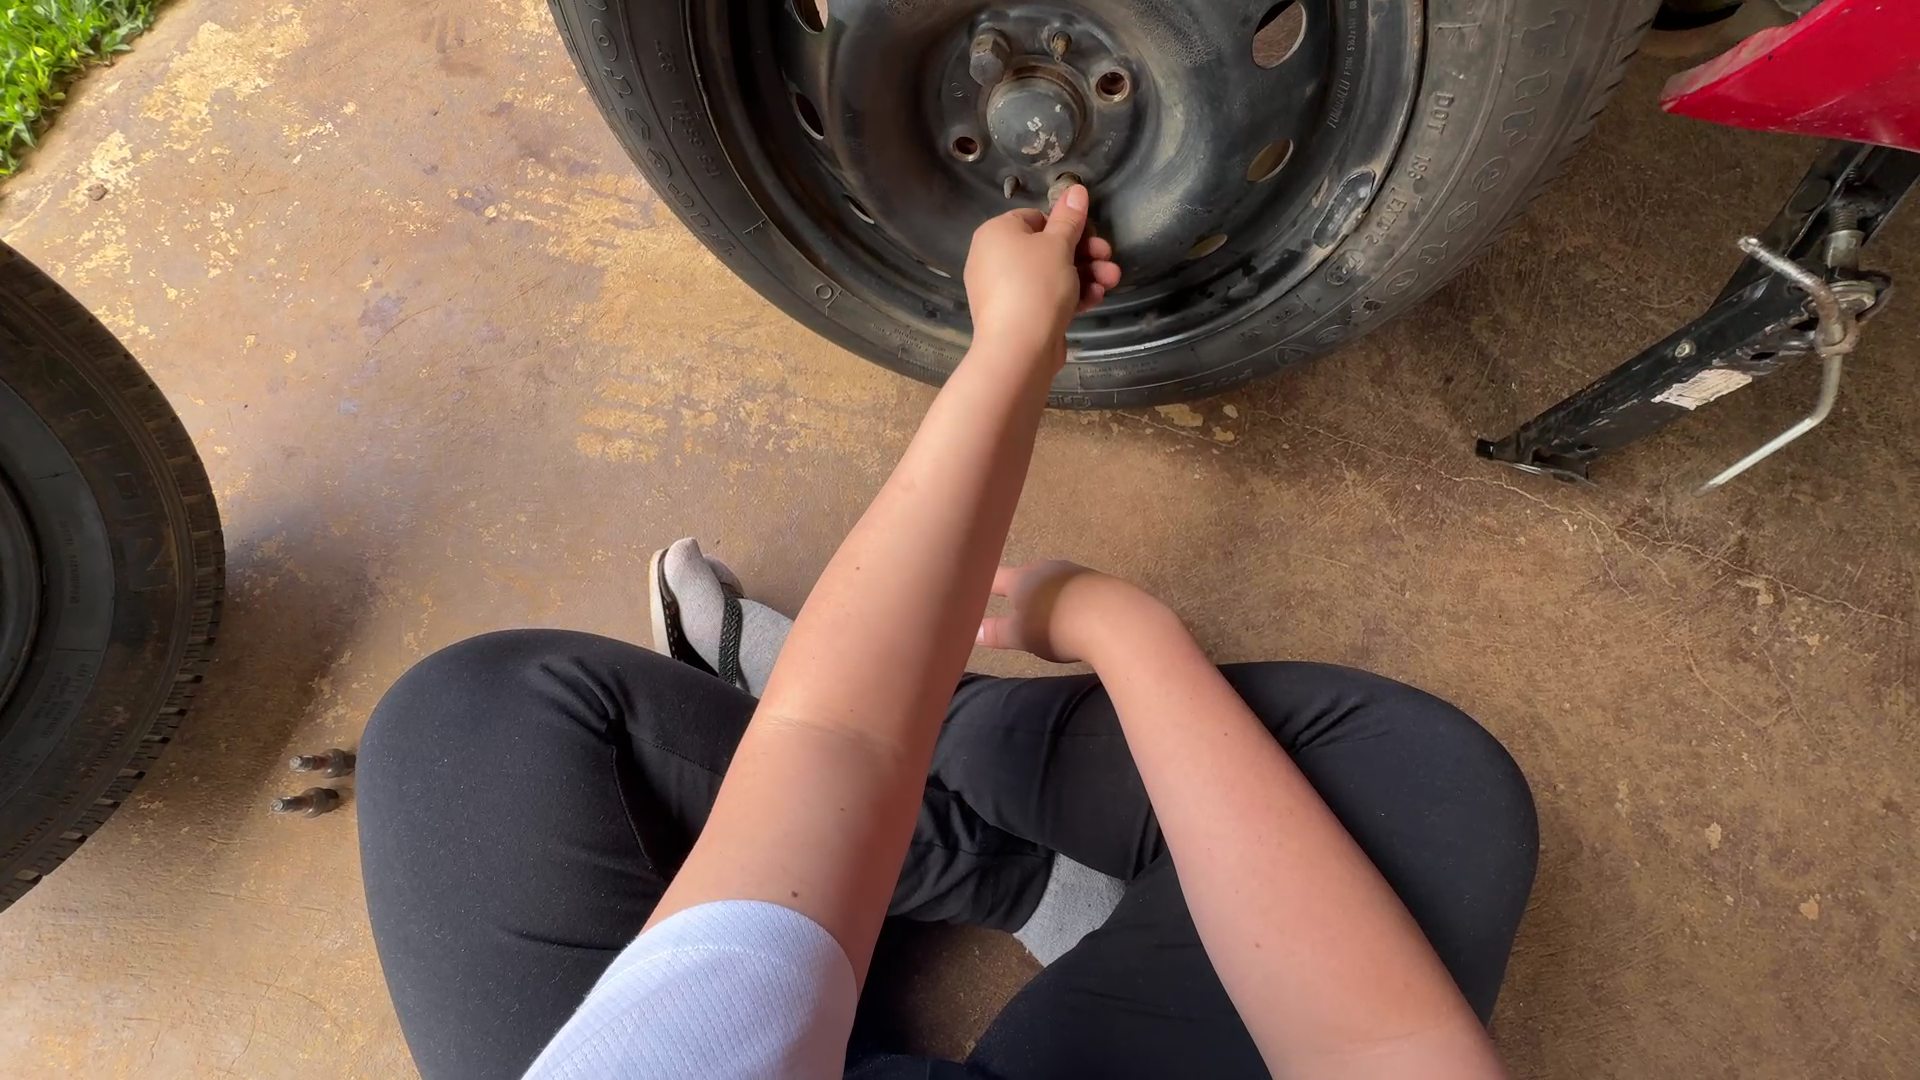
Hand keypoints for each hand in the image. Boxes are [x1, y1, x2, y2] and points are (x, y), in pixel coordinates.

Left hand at [963, 185, 1121, 362]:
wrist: (1018, 350)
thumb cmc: (1035, 286)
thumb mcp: (1058, 245)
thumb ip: (1070, 218)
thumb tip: (1076, 188)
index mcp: (996, 234)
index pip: (1035, 218)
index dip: (1066, 226)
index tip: (1091, 235)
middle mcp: (994, 260)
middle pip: (1047, 248)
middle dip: (1084, 254)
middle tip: (1108, 257)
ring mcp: (1005, 292)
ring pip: (1051, 276)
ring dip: (1085, 276)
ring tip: (1111, 281)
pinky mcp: (1018, 317)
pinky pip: (1046, 299)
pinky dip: (1071, 296)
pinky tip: (1096, 298)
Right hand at [976, 560, 1163, 663]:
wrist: (1113, 618)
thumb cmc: (1056, 626)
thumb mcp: (1020, 635)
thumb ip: (996, 632)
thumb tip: (972, 631)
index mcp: (1023, 578)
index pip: (996, 578)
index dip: (984, 582)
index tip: (972, 581)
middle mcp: (1047, 569)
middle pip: (1027, 575)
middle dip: (1019, 587)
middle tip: (1011, 597)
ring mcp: (1075, 573)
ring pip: (1053, 580)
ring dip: (1047, 593)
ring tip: (1043, 607)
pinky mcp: (1099, 584)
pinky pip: (1076, 590)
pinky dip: (1069, 600)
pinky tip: (1074, 613)